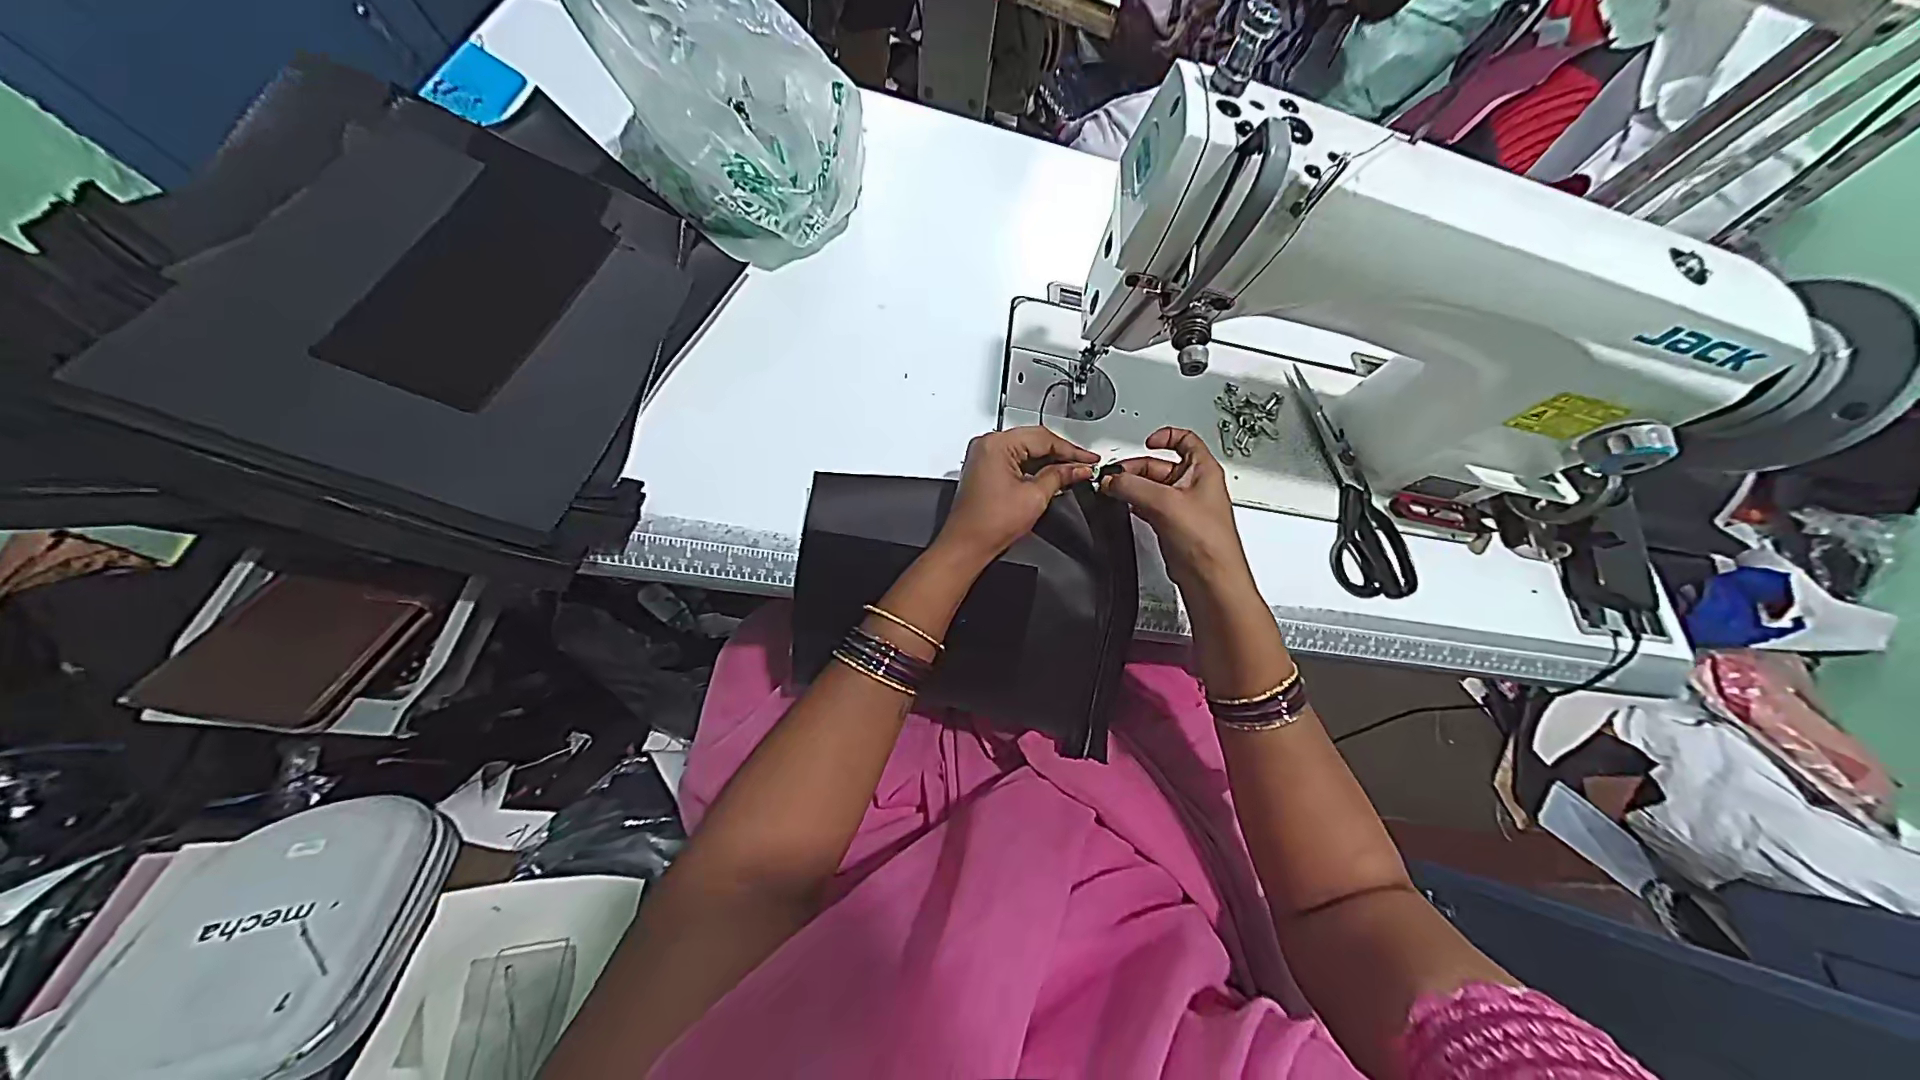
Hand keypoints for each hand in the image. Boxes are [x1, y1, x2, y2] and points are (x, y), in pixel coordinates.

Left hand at [936, 427, 1098, 563]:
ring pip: (1025, 449)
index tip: (1088, 458)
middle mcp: (987, 445)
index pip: (1043, 438)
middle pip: (1034, 440)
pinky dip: (1033, 467)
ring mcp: (983, 456)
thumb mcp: (1035, 497)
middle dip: (1061, 454)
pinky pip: (1014, 459)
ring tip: (1071, 472)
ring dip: (1048, 461)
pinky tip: (1050, 475)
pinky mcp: (984, 468)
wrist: (967, 545)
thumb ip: (1060, 476)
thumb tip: (1077, 468)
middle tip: (1084, 464)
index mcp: (997, 444)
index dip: (1071, 450)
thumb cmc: (988, 524)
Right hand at [1100, 427, 1249, 586]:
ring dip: (1132, 487)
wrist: (1211, 578)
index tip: (1146, 442)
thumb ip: (1133, 486)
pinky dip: (1135, 504)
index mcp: (1203, 471)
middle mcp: (1194, 486)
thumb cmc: (1209, 543)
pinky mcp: (1172, 525)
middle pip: (1159, 466)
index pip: (1185, 440)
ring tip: (1115, 491)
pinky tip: (1125, 507)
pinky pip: (1149, 506)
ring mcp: (1182, 506)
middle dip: (1135, 469)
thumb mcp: (1165, 503)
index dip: (1165, 436)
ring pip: (1151, 487)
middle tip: (1115, 477)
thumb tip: (1112, 480)